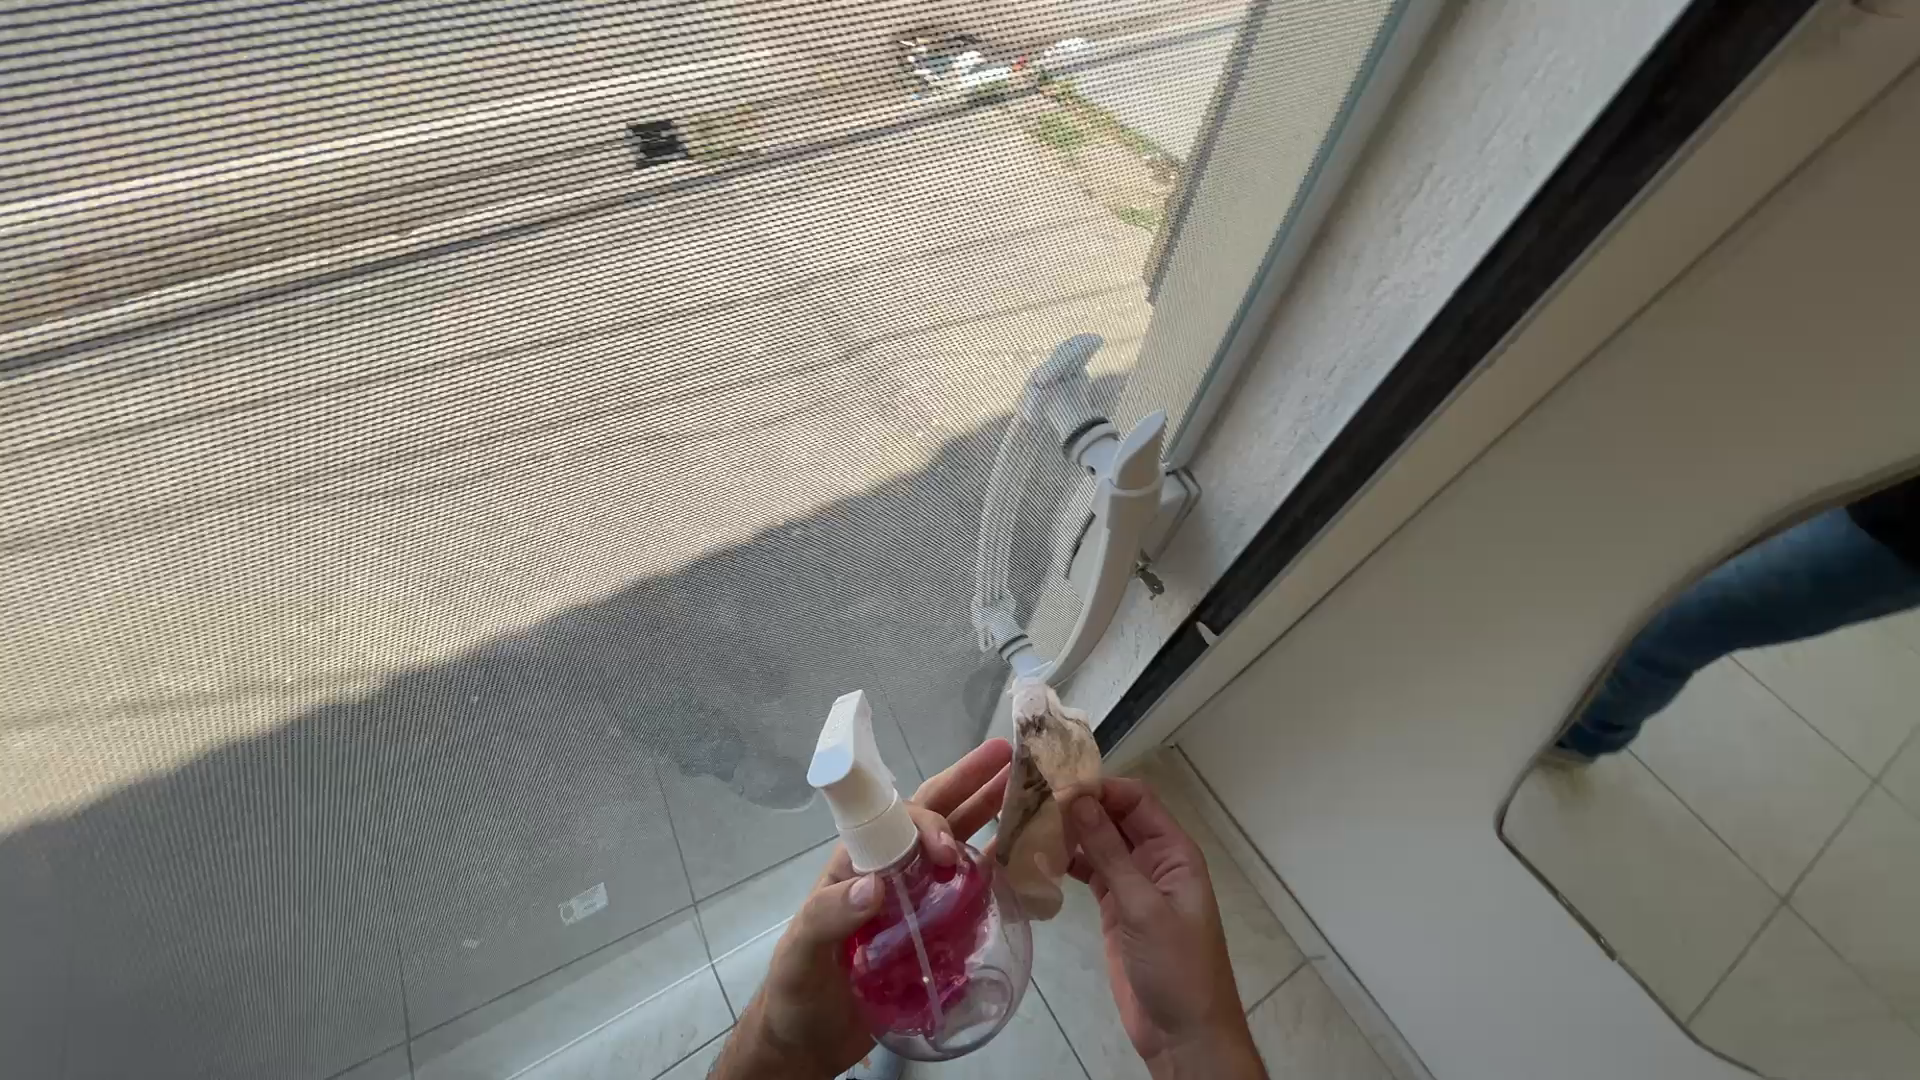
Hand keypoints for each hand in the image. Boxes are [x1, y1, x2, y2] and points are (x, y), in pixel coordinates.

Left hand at [712, 738, 1012, 1078]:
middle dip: (971, 784)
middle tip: (1006, 756)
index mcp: (862, 860)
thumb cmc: (798, 987)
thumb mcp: (802, 949)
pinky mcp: (938, 929)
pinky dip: (994, 871)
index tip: (948, 849)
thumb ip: (829, 916)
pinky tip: (1020, 860)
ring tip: (1026, 796)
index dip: (930, 822)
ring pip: (958, 844)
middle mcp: (895, 869)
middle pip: (937, 815)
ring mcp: (919, 896)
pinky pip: (970, 890)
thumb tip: (872, 888)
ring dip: (989, 816)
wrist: (809, 1041)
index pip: (901, 823)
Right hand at [1064, 778, 1265, 1079]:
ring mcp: (1133, 883)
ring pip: (1099, 841)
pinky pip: (1090, 870)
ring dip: (1070, 832)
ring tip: (1031, 823)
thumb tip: (1079, 800)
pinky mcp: (1115, 906)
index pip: (1136, 800)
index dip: (1101, 788)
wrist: (1185, 1037)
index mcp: (1174, 851)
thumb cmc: (1177, 967)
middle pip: (1115, 816)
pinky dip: (1068, 862)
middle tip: (1035, 798)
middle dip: (1080, 805)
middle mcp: (1154, 859)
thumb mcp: (1144, 907)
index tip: (1060, 786)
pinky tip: (1040, 856)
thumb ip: (1110, 853)